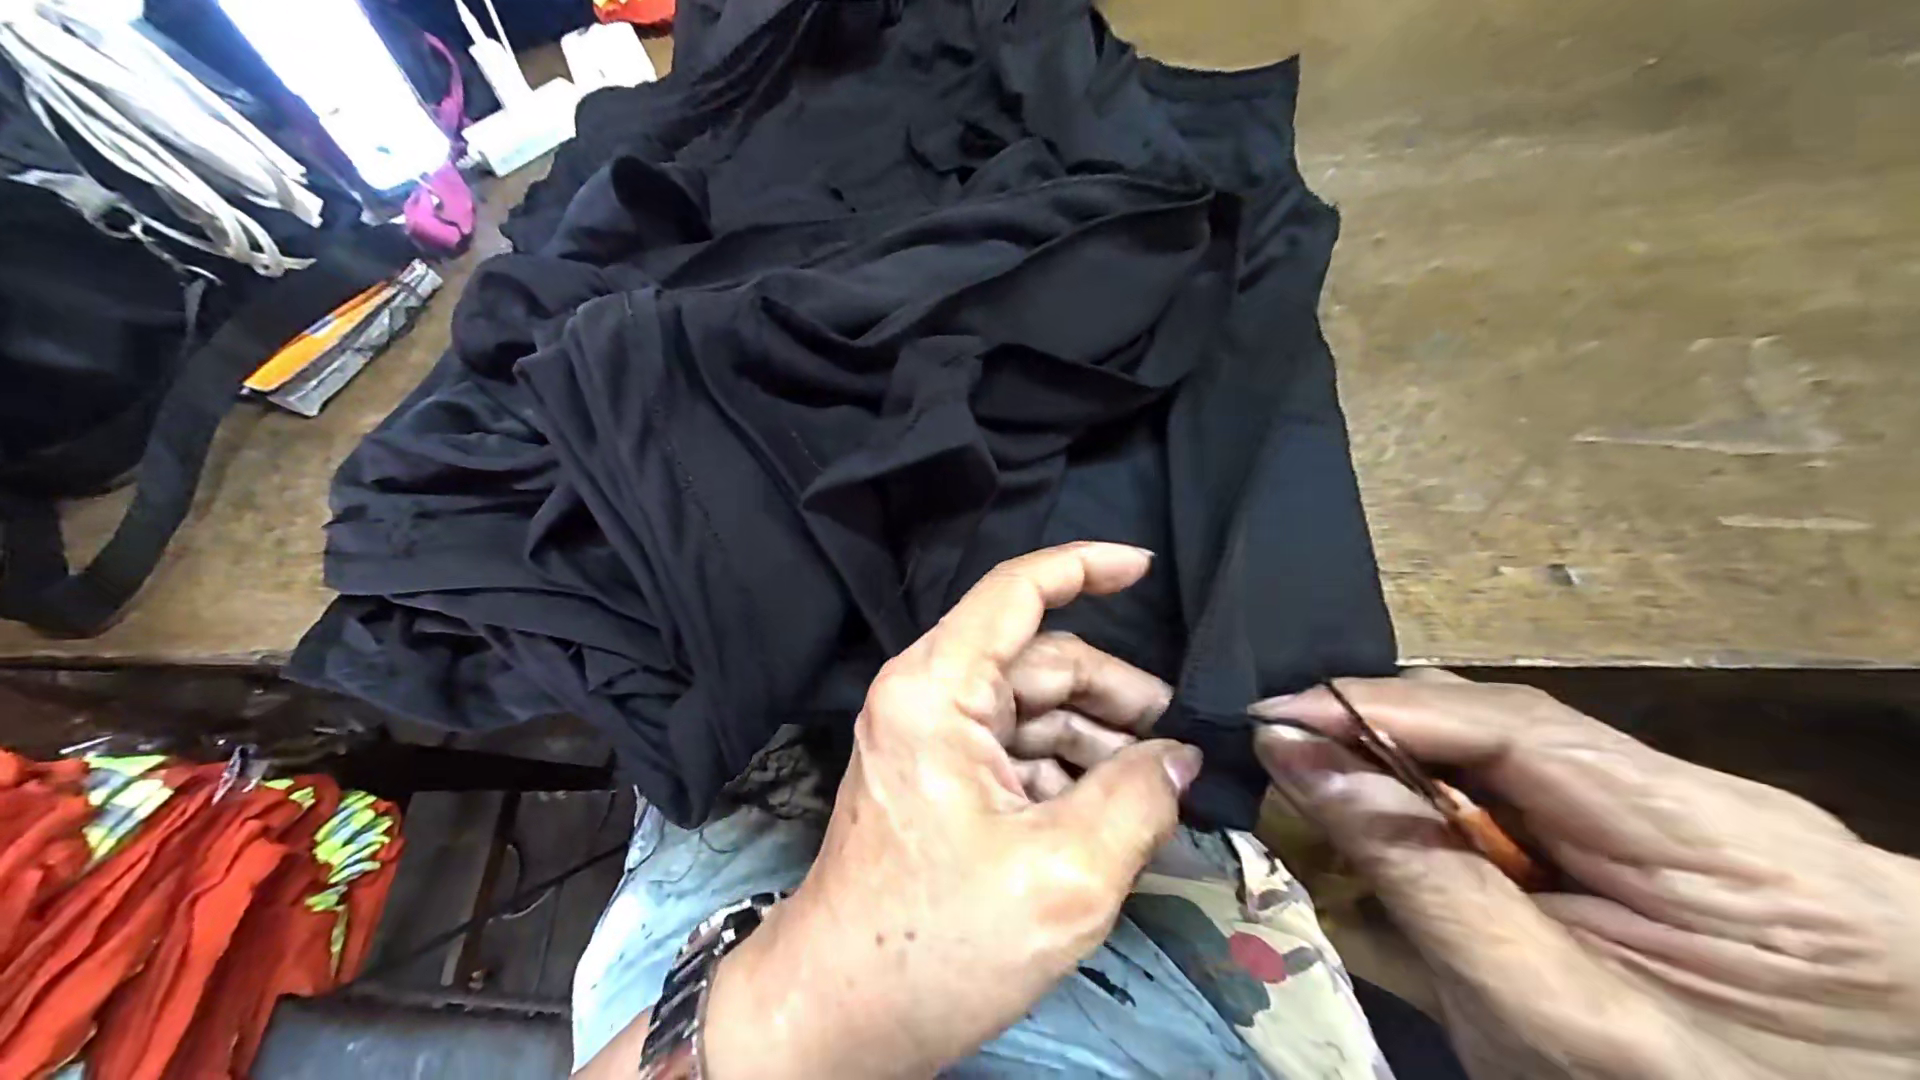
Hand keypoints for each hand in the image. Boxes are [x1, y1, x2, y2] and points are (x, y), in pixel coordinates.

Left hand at [703, 542, 1202, 1079]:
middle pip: (1039, 660)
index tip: (1145, 565)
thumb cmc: (940, 943)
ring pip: (1033, 705)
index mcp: (938, 689)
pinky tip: (1111, 809)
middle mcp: (928, 693)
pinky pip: (1016, 745)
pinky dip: (1066, 767)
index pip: (1014, 591)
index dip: (1083, 566)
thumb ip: (1137, 801)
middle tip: (1176, 740)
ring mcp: (931, 733)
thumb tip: (1180, 758)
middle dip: (1112, 692)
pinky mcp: (939, 771)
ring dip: (1096, 737)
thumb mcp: (1067, 876)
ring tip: (1154, 784)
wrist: (839, 1014)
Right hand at [1251, 671, 1919, 1079]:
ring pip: (1500, 753)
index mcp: (1736, 849)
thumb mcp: (1532, 1012)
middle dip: (1382, 735)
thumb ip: (1414, 872)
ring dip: (1399, 770)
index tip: (1274, 715)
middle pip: (1505, 727)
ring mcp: (1682, 823)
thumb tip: (1290, 751)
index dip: (1382, 707)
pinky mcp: (1646, 846)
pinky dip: (1435, 805)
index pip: (1521, 727)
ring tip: (1316, 782)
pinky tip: (1382, 819)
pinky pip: (1516, 790)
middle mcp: (1716, 807)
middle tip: (1284, 749)